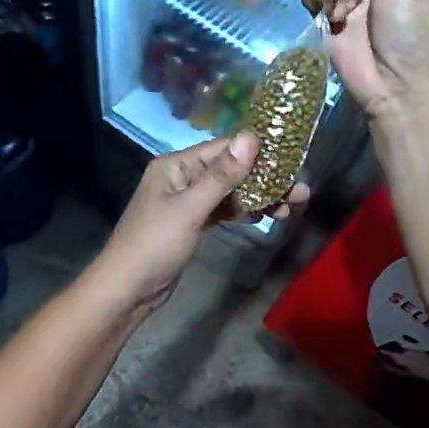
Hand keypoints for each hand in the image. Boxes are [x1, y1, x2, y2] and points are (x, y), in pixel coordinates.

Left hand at [88, 133, 309, 311]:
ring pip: (229, 193)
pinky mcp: (192, 224)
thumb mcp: (190, 209)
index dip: (257, 152)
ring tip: (292, 206)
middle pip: (230, 171)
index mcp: (175, 166)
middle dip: (264, 179)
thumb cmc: (154, 245)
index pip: (223, 149)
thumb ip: (222, 176)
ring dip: (258, 198)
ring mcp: (186, 202)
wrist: (128, 289)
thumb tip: (252, 137)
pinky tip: (266, 217)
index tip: (292, 157)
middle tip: (301, 189)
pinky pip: (222, 211)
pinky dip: (243, 212)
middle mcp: (181, 178)